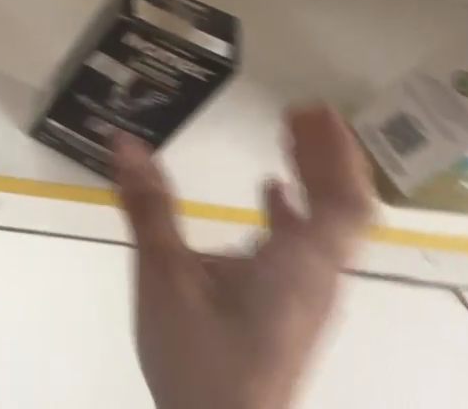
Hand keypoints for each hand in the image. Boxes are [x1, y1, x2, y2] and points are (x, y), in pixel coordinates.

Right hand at [113, 106, 377, 408]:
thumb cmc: (200, 355)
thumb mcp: (164, 275)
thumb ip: (148, 207)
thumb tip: (124, 141)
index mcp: (297, 265)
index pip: (342, 203)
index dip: (336, 154)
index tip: (313, 111)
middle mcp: (315, 277)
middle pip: (343, 210)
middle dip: (327, 157)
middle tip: (302, 112)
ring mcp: (305, 295)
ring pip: (328, 227)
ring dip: (314, 179)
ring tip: (288, 141)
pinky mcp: (286, 307)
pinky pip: (306, 245)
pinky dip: (294, 210)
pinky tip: (269, 194)